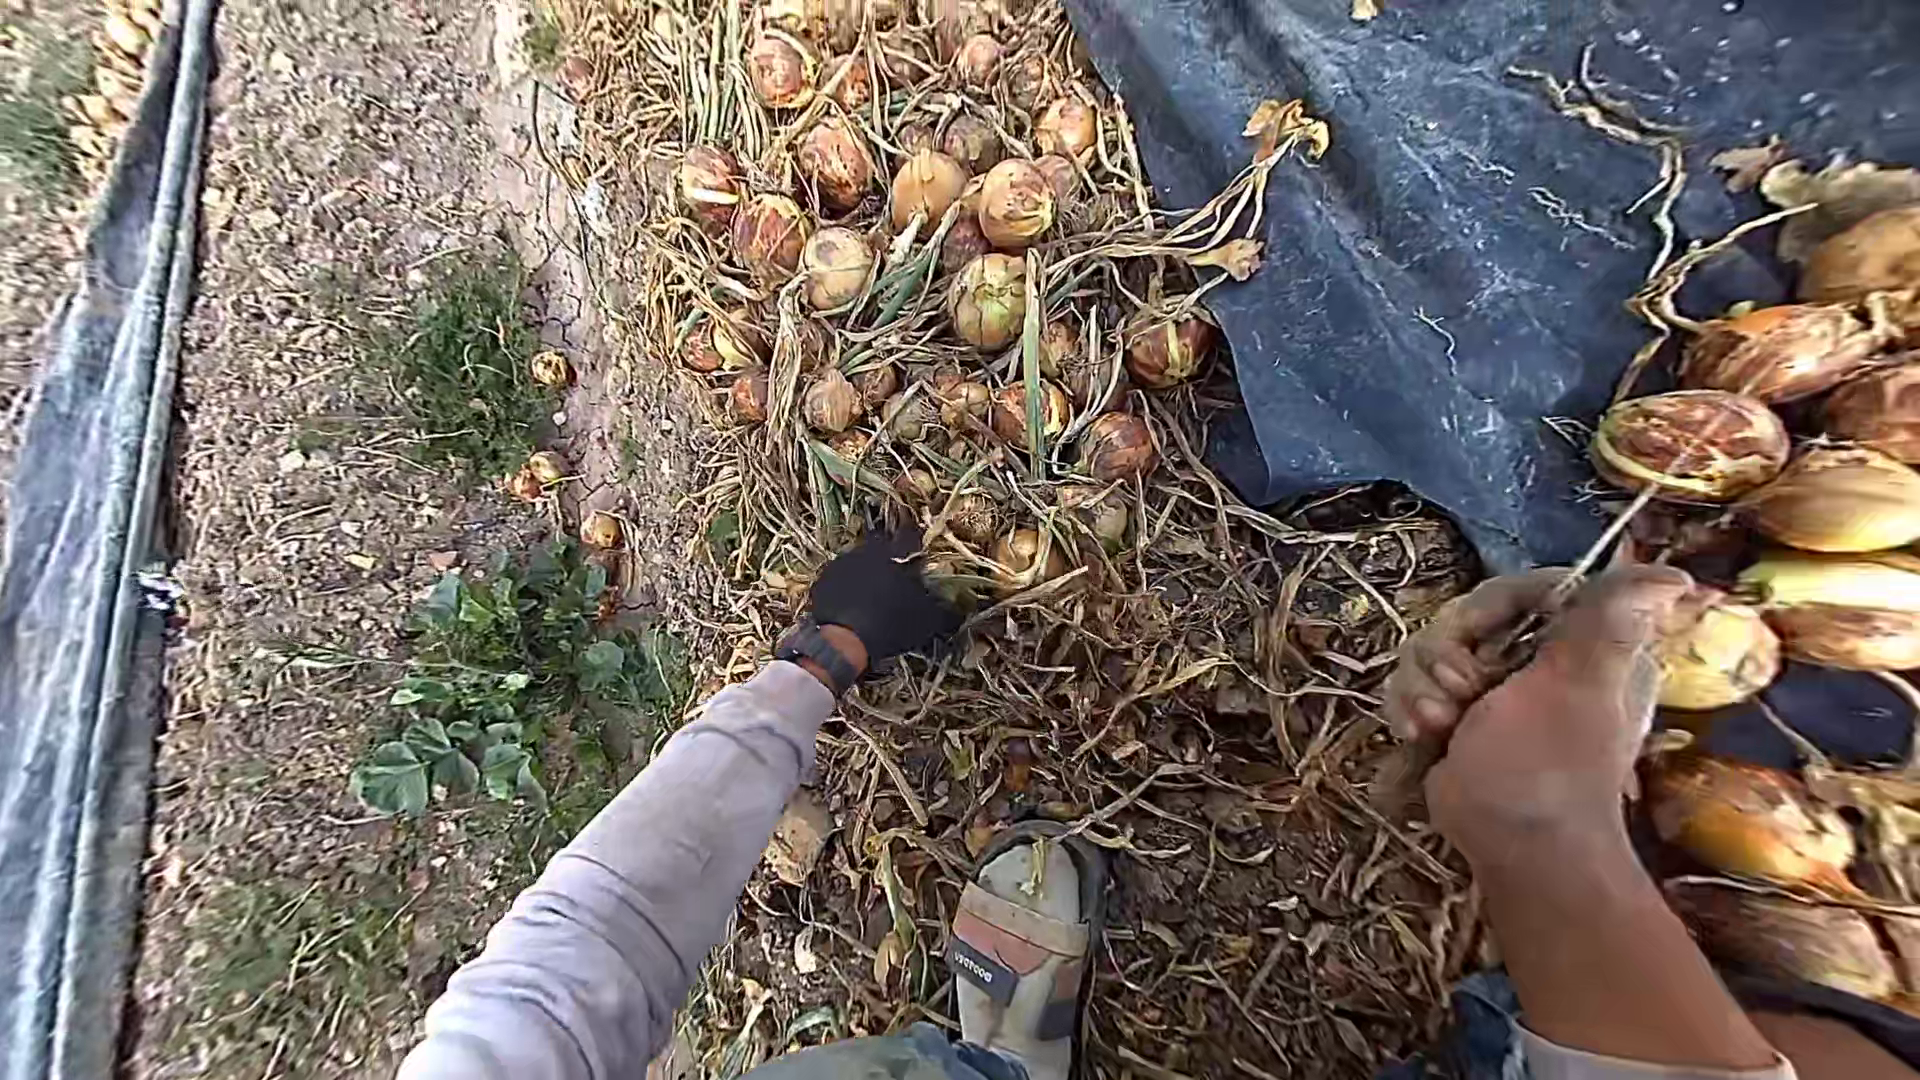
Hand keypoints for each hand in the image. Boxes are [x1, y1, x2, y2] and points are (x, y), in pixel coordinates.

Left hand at [808, 528, 960, 663]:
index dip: (917, 546)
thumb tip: (960, 609)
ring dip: (867, 571)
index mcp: (896, 552)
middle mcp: (868, 548)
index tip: (919, 560)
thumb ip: (946, 610)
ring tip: (873, 595)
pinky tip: (852, 604)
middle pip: (883, 545)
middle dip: (890, 558)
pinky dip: (846, 586)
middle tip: (896, 579)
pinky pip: (839, 577)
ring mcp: (842, 562)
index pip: (911, 536)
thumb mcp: (928, 621)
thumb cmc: (892, 625)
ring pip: (860, 559)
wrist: (843, 641)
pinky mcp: (823, 578)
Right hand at [1384, 565, 1694, 866]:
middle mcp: (1530, 661)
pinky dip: (1406, 709)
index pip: (1516, 591)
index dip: (1486, 609)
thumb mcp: (1572, 691)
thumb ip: (1603, 630)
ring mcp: (1485, 687)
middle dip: (1441, 658)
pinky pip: (1407, 683)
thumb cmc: (1543, 766)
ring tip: (1440, 726)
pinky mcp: (1449, 709)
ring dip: (1421, 690)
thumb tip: (1676, 575)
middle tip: (1459, 694)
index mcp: (1576, 649)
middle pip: (1456, 621)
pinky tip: (1422, 736)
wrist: (1505, 838)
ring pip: (1422, 653)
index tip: (1479, 638)